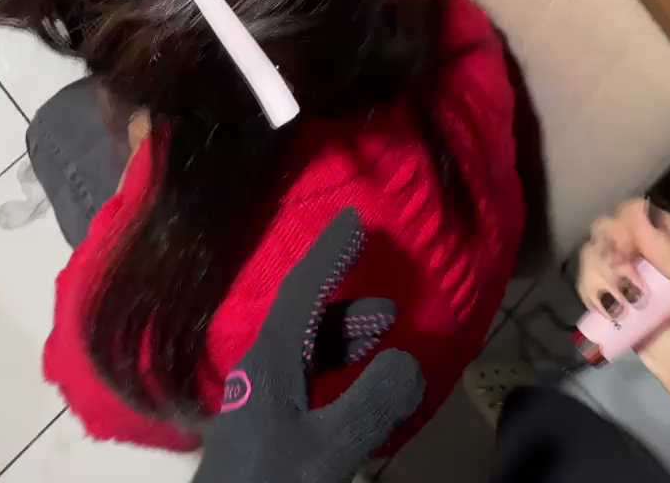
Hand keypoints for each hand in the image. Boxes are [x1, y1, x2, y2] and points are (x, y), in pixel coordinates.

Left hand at [193, 208, 423, 482]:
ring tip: (383, 337)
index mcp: (269, 359)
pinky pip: (307, 380)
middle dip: (348, 304)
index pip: (304, 289)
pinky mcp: (266, 428)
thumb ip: (372, 402)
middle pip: (305, 318)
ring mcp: (260, 399)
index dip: (331, 251)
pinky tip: (357, 389)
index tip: (355, 218)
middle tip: (390, 304)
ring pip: (307, 350)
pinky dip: (337, 372)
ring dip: (345, 339)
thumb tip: (409, 359)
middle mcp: (261, 369)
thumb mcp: (329, 450)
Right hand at [576, 201, 669, 437]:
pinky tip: (613, 316)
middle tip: (627, 283)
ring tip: (624, 308)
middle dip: (608, 253)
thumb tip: (637, 213)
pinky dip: (591, 297)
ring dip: (600, 278)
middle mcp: (649, 258)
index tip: (629, 250)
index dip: (626, 225)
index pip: (637, 213)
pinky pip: (587, 289)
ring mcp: (629, 285)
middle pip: (606, 231)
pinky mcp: (615, 312)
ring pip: (592, 258)